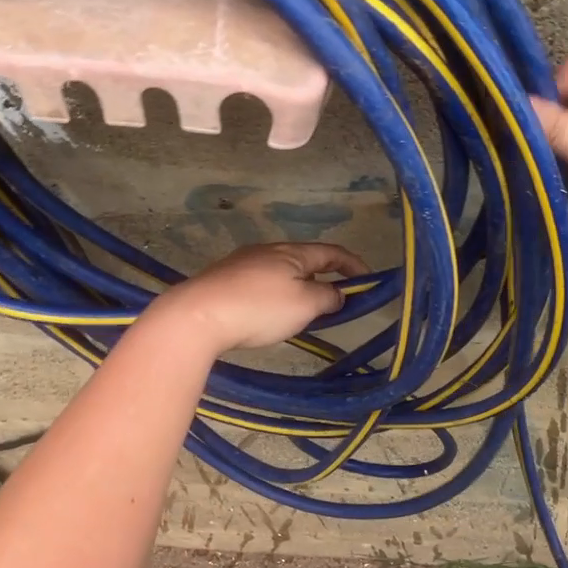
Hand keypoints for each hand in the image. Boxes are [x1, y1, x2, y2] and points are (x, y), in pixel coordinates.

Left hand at [148, 242, 367, 353]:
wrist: (197, 316)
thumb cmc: (259, 308)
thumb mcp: (304, 305)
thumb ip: (327, 297)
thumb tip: (338, 293)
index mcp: (292, 253)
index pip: (332, 253)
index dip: (354, 265)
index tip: (370, 282)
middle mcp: (267, 251)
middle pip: (305, 260)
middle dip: (324, 277)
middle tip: (336, 302)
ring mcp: (242, 264)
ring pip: (281, 272)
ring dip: (299, 288)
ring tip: (304, 312)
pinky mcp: (224, 281)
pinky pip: (261, 284)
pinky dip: (277, 295)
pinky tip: (270, 314)